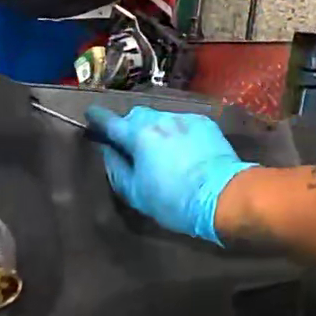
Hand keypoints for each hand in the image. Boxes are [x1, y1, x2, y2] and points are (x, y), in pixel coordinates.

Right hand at [83, 105, 256, 243]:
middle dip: (130, 126)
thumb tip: (108, 152)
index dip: (97, 117)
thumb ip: (117, 169)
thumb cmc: (175, 200)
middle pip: (136, 115)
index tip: (91, 116)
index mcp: (137, 135)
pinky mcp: (204, 122)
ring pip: (161, 118)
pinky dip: (177, 132)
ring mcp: (183, 118)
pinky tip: (185, 150)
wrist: (224, 196)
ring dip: (156, 129)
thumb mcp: (136, 193)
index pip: (109, 120)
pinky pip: (182, 123)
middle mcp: (159, 119)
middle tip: (133, 145)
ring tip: (162, 150)